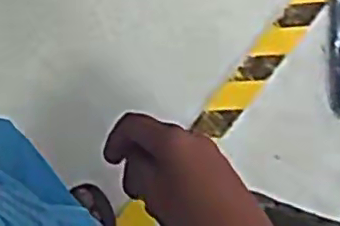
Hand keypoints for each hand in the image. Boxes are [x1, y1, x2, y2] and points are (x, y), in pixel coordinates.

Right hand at [102, 114, 269, 225]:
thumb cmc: (200, 216)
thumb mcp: (151, 189)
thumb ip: (134, 164)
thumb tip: (133, 159)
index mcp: (171, 136)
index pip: (132, 123)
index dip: (116, 138)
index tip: (112, 154)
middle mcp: (193, 140)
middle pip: (155, 136)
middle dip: (139, 156)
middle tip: (131, 175)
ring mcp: (213, 156)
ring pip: (174, 151)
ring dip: (160, 167)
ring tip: (154, 192)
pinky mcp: (227, 174)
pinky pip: (193, 163)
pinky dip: (179, 173)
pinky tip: (176, 196)